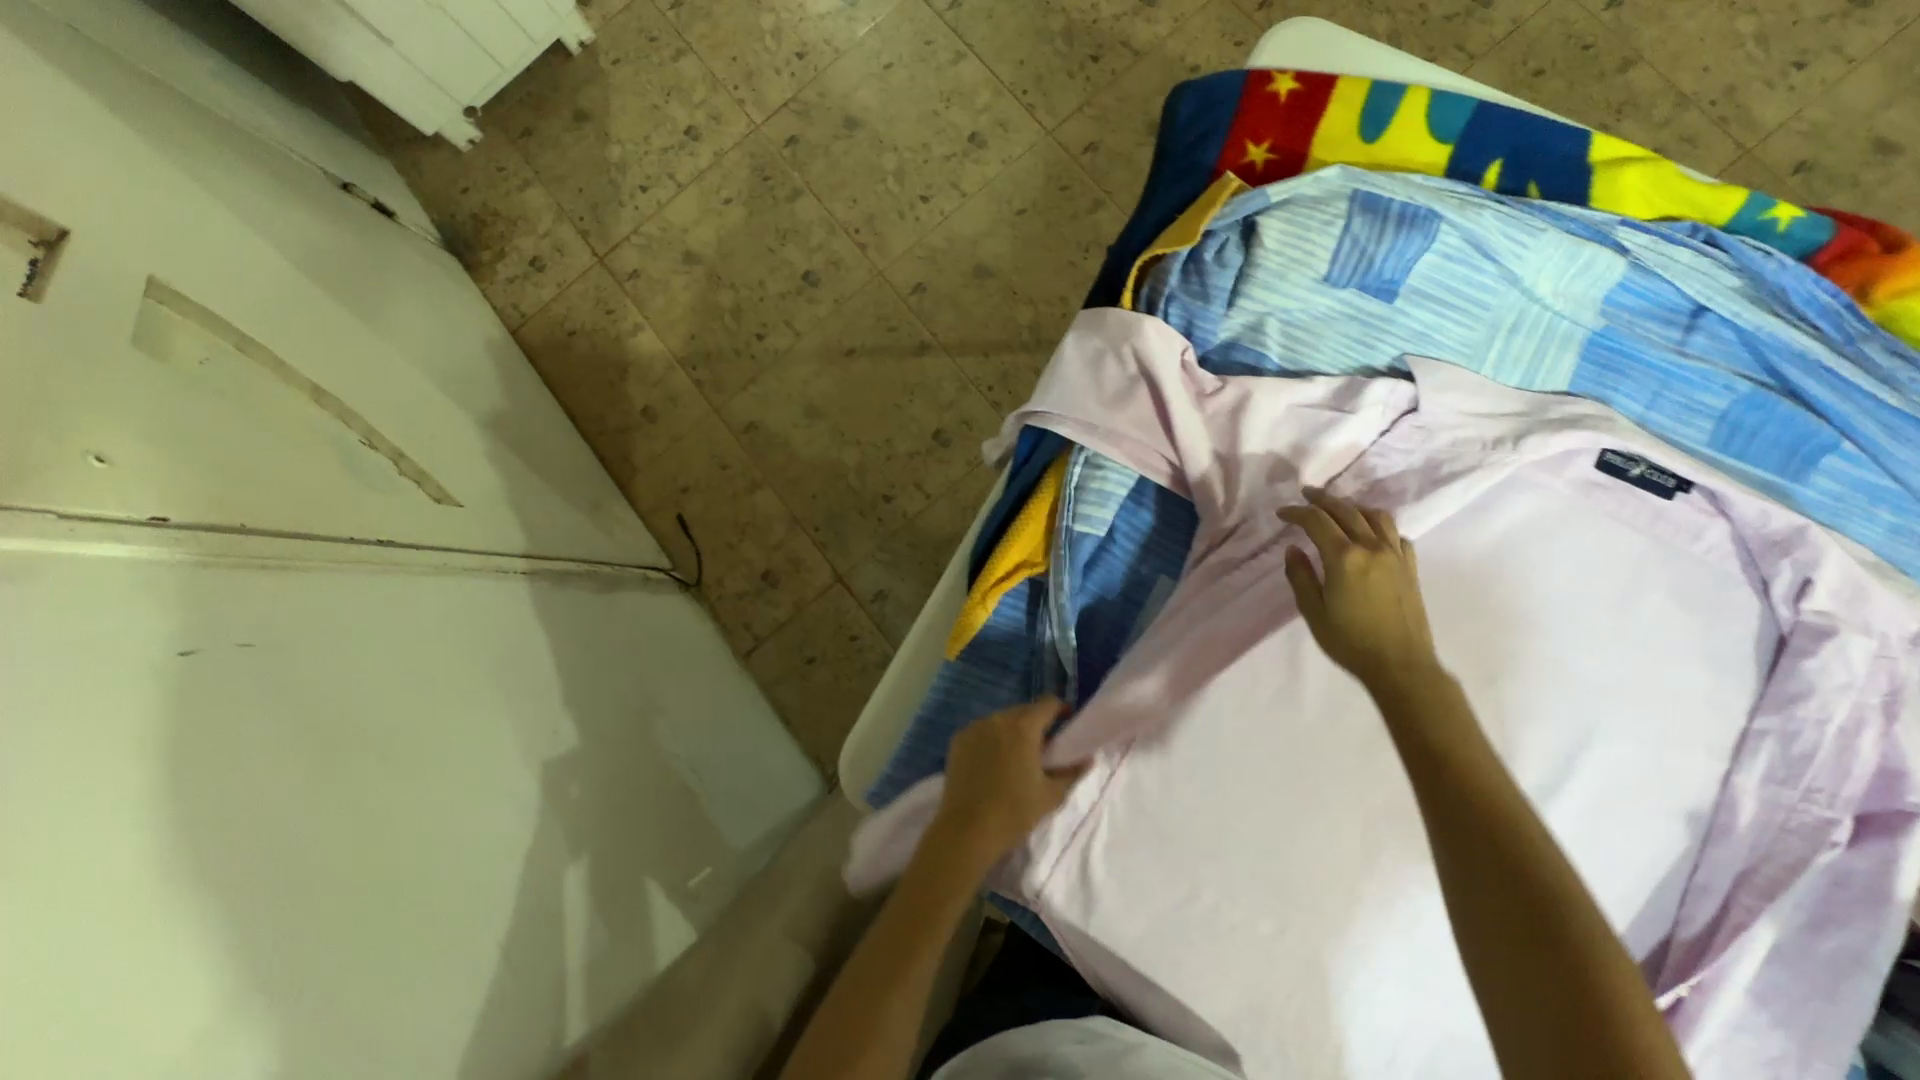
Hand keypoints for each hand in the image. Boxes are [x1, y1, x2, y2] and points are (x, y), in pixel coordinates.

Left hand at [933, 698, 1086, 867]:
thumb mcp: (1051, 795)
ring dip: (1013, 731)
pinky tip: (994, 763)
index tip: (1067, 725)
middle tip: (1045, 747)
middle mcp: (997, 720)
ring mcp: (974, 728)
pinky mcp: (957, 741)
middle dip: (1037, 723)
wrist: (967, 831)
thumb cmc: (1014, 812)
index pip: (1048, 703)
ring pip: (1001, 721)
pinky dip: (992, 740)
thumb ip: (1072, 772)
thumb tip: (1088, 758)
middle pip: (1023, 711)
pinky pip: (982, 732)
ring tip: (1018, 756)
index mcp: (1023, 727)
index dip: (1061, 710)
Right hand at [1279, 488, 1438, 691]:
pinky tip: (1371, 534)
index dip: (1297, 513)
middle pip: (1346, 511)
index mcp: (1344, 557)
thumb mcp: (1313, 612)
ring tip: (1340, 508)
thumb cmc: (1350, 642)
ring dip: (1354, 506)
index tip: (1282, 512)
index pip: (1317, 521)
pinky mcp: (1410, 567)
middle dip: (1323, 500)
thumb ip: (1300, 576)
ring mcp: (1395, 555)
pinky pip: (1395, 535)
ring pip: (1376, 516)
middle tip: (1306, 495)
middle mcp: (1372, 548)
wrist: (1400, 664)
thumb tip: (1293, 549)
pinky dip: (1379, 527)